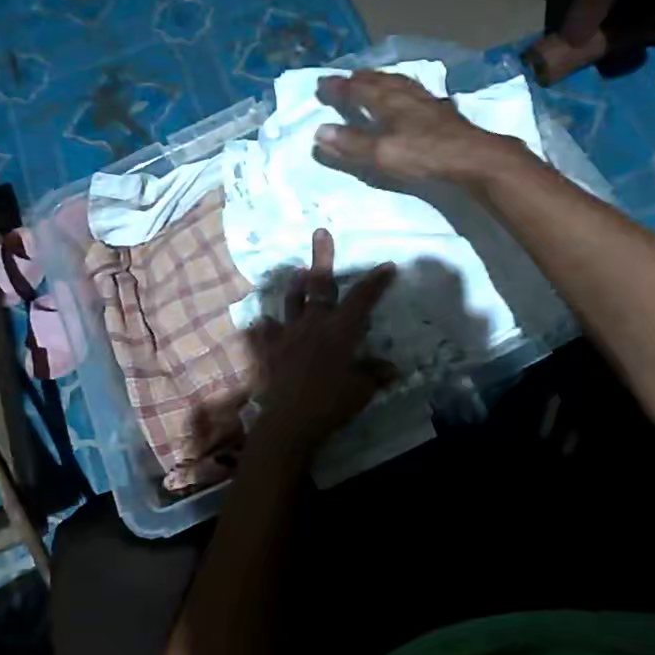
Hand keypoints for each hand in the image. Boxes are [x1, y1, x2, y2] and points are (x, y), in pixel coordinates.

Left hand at [249, 228, 397, 451]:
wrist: (289, 421)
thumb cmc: (332, 404)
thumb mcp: (362, 390)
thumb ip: (375, 374)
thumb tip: (391, 368)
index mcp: (339, 331)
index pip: (361, 299)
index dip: (375, 282)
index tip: (386, 266)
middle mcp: (312, 324)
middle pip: (319, 285)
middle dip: (322, 257)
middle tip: (320, 232)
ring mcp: (287, 335)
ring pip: (291, 302)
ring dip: (296, 285)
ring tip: (298, 272)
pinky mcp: (268, 350)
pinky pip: (264, 333)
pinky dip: (264, 327)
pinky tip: (263, 323)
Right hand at [313, 70, 533, 187]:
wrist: (473, 157)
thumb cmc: (423, 155)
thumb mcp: (381, 153)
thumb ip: (351, 144)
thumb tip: (319, 132)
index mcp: (388, 102)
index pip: (358, 90)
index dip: (339, 87)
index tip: (322, 83)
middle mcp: (406, 95)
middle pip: (380, 81)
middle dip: (360, 78)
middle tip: (347, 76)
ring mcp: (427, 102)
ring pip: (400, 83)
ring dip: (383, 79)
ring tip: (375, 78)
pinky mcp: (443, 113)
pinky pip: (417, 92)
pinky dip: (405, 88)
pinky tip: (411, 94)